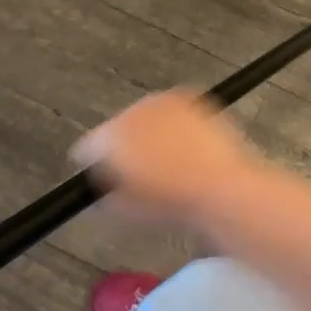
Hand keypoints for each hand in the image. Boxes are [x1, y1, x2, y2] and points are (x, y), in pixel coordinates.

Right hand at [71, 91, 263, 221]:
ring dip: (149, 132)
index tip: (104, 178)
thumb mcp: (126, 210)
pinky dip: (174, 125)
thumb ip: (106, 194)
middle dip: (123, 144)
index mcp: (110, 136)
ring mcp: (165, 100)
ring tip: (165, 159)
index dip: (95, 164)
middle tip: (137, 170)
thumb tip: (105, 190)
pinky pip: (173, 111)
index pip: (89, 147)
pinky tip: (185, 146)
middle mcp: (134, 110)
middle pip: (118, 126)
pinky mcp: (193, 99)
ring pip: (146, 115)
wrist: (222, 186)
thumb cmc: (170, 203)